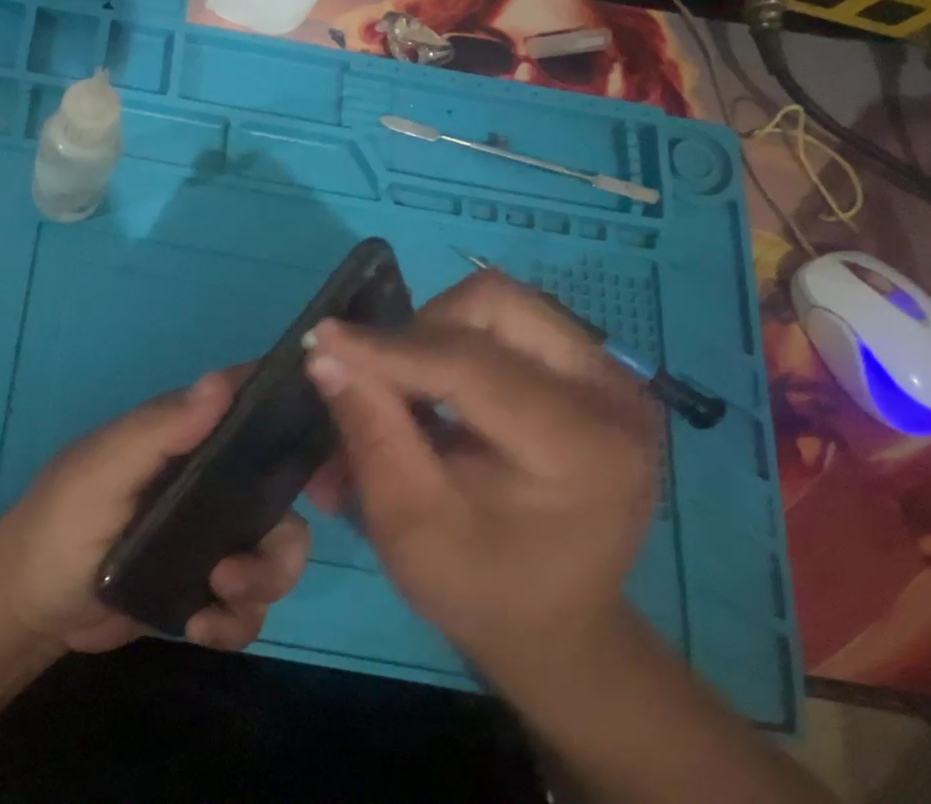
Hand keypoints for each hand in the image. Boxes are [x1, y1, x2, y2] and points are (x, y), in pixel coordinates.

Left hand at [0, 370, 311, 653]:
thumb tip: (222, 382)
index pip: (249, 413)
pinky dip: (237, 623)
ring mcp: (208, 540)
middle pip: (281, 502)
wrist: (30, 607)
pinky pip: (251, 606)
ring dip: (261, 586)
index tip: (328, 461)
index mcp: (181, 442)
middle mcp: (205, 485)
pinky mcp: (203, 590)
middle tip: (235, 574)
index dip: (294, 423)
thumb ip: (158, 431)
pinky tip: (200, 629)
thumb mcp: (101, 471)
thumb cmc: (58, 523)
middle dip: (278, 547)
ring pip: (275, 557)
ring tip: (215, 602)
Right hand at [301, 270, 660, 668]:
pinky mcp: (595, 377)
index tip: (317, 342)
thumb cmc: (479, 586)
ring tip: (404, 389)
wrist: (557, 625)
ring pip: (502, 305)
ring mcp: (612, 380)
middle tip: (376, 380)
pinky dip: (457, 345)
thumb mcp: (407, 521)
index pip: (469, 364)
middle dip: (418, 332)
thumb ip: (370, 432)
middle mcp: (614, 396)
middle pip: (496, 305)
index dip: (384, 348)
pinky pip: (511, 325)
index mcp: (582, 447)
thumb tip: (326, 355)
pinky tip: (435, 394)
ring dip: (436, 335)